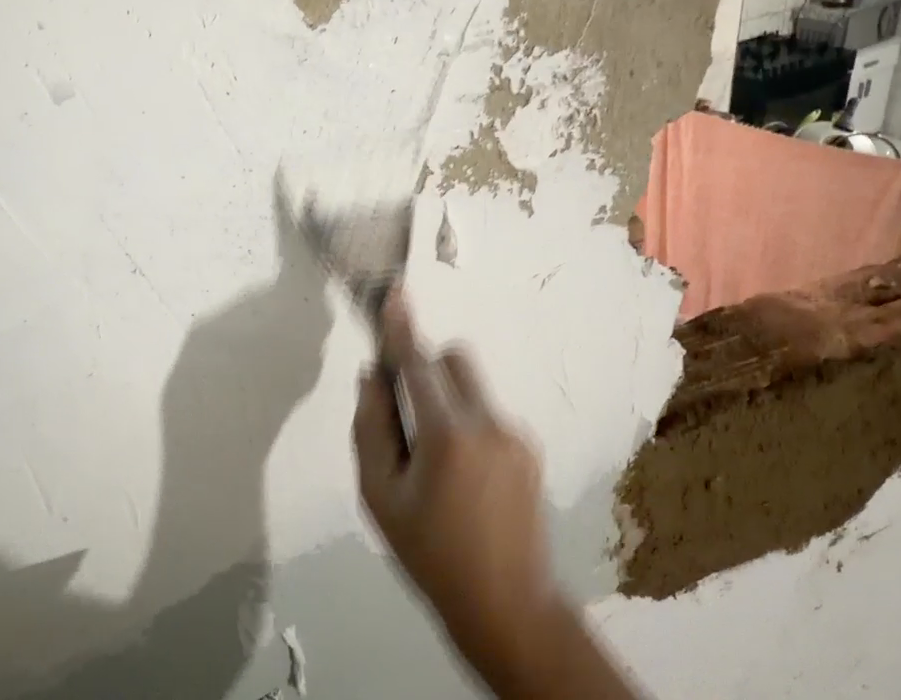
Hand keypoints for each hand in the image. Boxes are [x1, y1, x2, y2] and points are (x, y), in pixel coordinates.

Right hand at [352, 296, 550, 650]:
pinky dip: (466, 424)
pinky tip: (461, 477)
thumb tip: (372, 378)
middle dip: (426, 368)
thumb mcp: (379, 497)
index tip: (393, 295)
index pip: (419, 364)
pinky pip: (488, 414)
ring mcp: (517, 436)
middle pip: (453, 360)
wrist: (507, 605)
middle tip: (405, 413)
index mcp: (448, 435)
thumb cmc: (429, 554)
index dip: (401, 328)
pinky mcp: (530, 450)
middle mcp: (489, 423)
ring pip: (471, 387)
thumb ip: (370, 428)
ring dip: (445, 399)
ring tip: (434, 461)